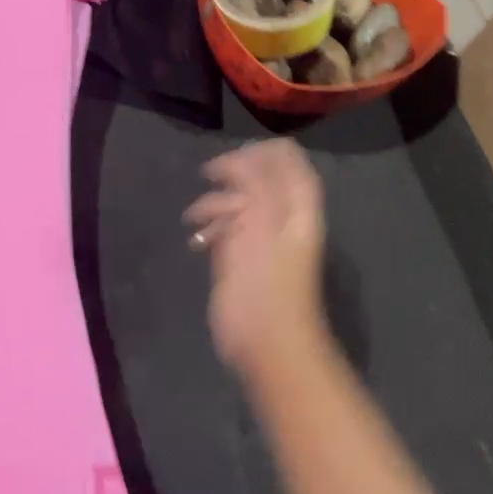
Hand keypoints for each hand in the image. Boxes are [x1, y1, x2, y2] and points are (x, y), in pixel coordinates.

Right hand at [186, 141, 327, 368]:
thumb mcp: (260, 222)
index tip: (233, 152)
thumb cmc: (265, 281)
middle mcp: (281, 219)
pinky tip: (196, 242)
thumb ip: (254, 185)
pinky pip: (224, 230)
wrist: (265, 342)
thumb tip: (242, 157)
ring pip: (237, 204)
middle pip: (259, 180)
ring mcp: (261, 240)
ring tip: (196, 218)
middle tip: (208, 174)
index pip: (289, 163)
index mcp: (296, 209)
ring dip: (214, 204)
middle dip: (231, 175)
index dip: (263, 151)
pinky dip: (208, 228)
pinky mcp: (241, 260)